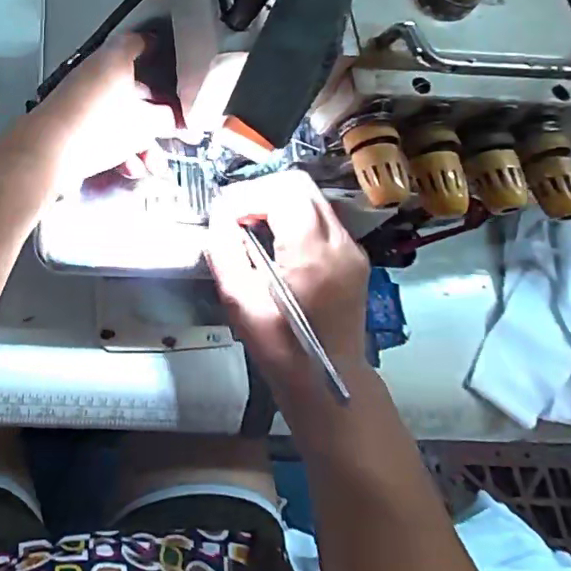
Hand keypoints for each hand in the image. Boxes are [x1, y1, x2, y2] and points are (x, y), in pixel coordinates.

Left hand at [34, 34, 177, 189]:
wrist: (47, 151)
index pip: (140, 43)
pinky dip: (117, 147)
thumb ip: (167, 119)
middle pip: (132, 86)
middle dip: (155, 113)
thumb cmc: (96, 126)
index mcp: (114, 59)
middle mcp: (94, 73)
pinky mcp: (69, 124)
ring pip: (117, 114)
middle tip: (172, 130)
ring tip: (152, 162)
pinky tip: (128, 166)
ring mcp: (80, 99)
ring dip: (139, 140)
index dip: (158, 50)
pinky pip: (100, 130)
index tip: (170, 59)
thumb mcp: (146, 123)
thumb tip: (173, 120)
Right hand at [205, 170, 371, 395]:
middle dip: (260, 192)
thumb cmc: (281, 348)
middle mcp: (340, 242)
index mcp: (313, 253)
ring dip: (275, 202)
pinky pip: (318, 216)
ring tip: (249, 228)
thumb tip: (219, 218)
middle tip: (234, 217)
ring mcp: (351, 248)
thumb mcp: (240, 302)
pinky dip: (291, 216)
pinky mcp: (351, 256)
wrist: (328, 384)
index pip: (281, 192)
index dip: (245, 197)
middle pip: (299, 185)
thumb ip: (225, 251)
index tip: (223, 218)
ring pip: (310, 197)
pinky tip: (273, 242)